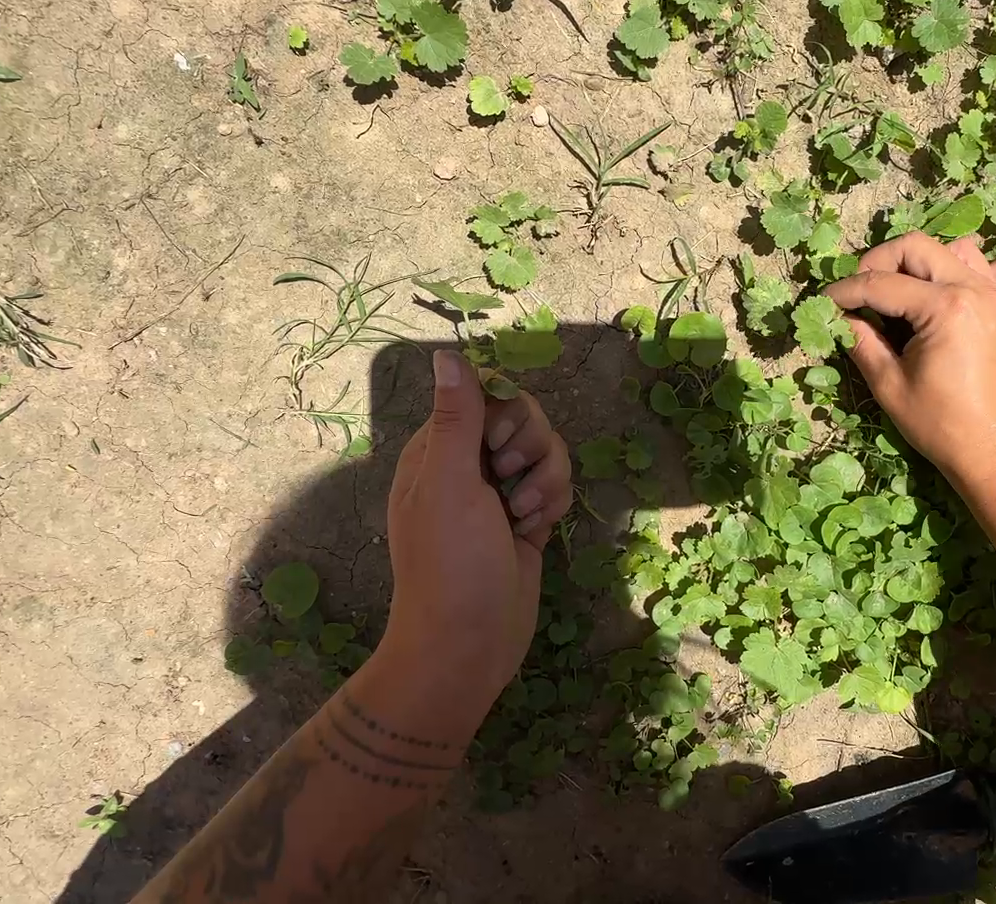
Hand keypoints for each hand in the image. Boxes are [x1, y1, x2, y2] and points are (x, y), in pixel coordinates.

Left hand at [379, 350, 571, 718]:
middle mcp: (470, 464)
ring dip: (547, 481)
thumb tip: (445, 353)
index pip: (488, 396)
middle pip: (526, 420)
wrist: (468, 642)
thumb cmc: (450, 560)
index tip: (501, 447)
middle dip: (533, 450)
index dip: (508, 414)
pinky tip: (537, 531)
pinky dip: (553, 503)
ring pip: (548, 452)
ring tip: (525, 518)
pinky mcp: (528, 517)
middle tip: (509, 487)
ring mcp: (501, 492)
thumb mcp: (449, 483)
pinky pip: (556, 485)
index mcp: (439, 449)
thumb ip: (456, 416)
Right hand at [823, 233, 995, 490]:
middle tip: (859, 295)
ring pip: (959, 251)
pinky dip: (992, 271)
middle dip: (878, 263)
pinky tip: (968, 290)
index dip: (845, 291)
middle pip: (917, 248)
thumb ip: (860, 341)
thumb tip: (837, 317)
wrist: (995, 454)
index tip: (823, 302)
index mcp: (944, 307)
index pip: (881, 283)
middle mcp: (976, 289)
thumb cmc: (940, 425)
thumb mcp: (888, 385)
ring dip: (925, 263)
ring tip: (904, 293)